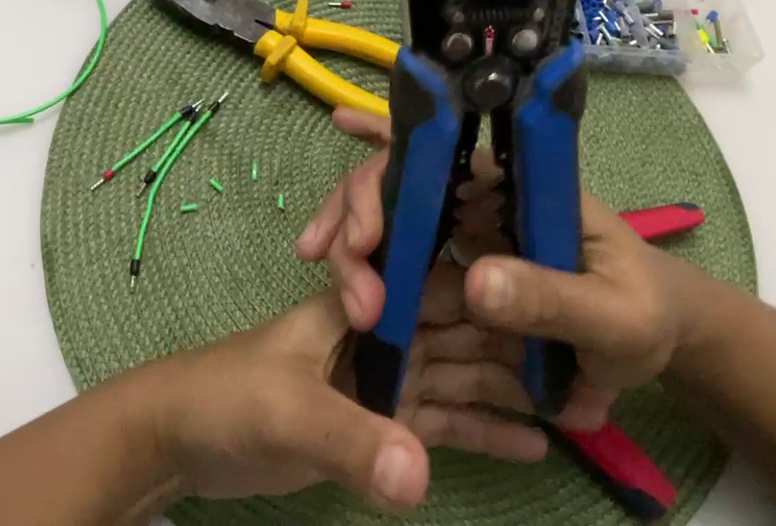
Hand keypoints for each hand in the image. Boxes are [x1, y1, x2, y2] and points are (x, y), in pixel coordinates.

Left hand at [149, 283, 545, 512]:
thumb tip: (422, 482)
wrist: (182, 435)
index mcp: (365, 308)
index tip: (568, 317)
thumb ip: (352, 441)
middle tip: (593, 373)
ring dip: (511, 395)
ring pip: (460, 381)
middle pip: (464, 338)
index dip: (501, 301)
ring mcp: (382, 380)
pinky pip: (440, 424)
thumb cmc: (230, 397)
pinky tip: (532, 447)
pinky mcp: (376, 423)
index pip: (443, 293)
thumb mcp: (289, 412)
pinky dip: (482, 434)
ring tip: (579, 411)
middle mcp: (383, 335)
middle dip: (520, 351)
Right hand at [298, 107, 704, 431]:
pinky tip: (322, 245)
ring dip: (347, 230)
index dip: (390, 172)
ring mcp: (466, 219)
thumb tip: (474, 279)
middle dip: (359, 215)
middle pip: (403, 176)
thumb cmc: (643, 315)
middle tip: (343, 279)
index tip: (362, 229)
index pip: (445, 155)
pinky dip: (358, 240)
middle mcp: (485, 189)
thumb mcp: (613, 317)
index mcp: (521, 183)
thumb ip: (554, 298)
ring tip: (314, 262)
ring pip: (389, 203)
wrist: (654, 339)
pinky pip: (397, 238)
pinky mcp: (456, 253)